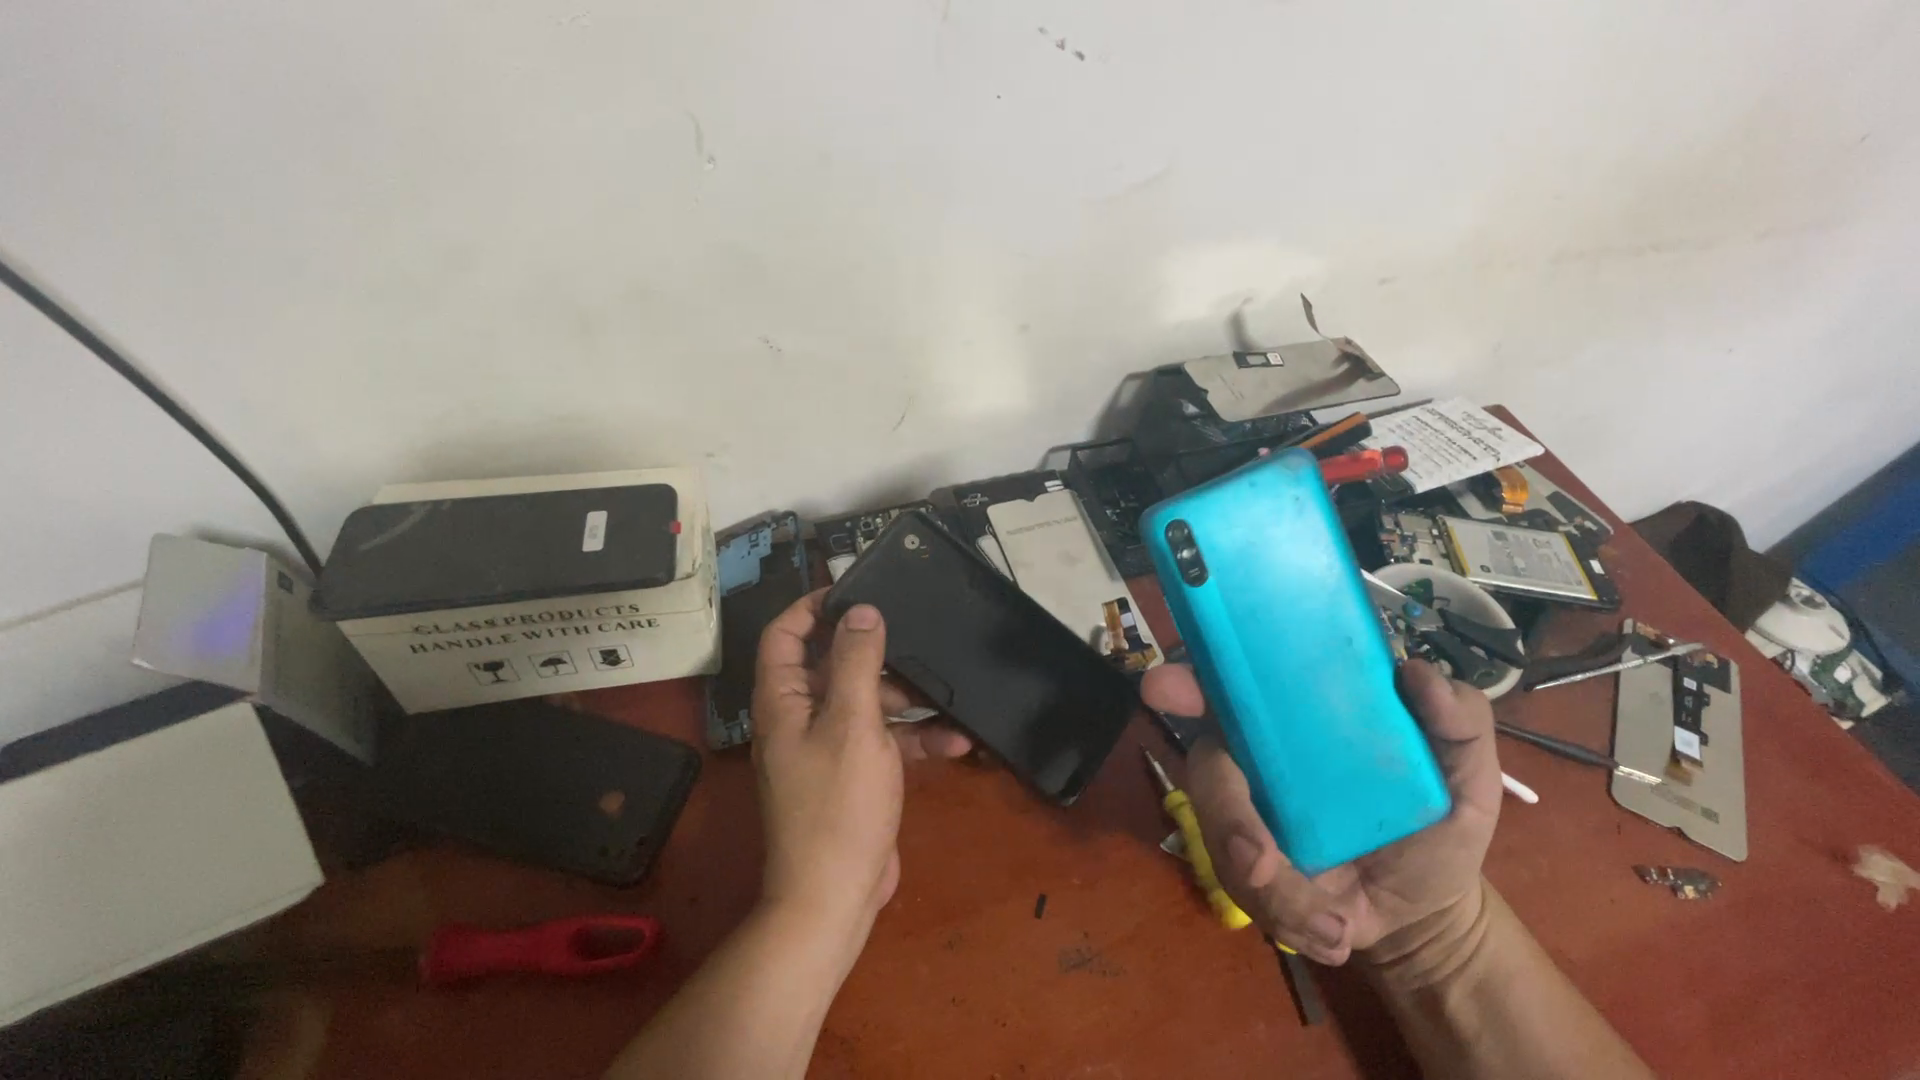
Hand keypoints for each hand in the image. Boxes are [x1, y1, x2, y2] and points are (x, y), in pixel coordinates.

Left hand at [751, 590, 970, 939]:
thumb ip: (857, 662)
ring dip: (907, 700)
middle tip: (919, 640)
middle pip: (835, 667)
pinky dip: (915, 740)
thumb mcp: (852, 723)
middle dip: (878, 656)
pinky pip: (884, 743)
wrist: (834, 896)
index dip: (812, 608)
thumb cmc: (837, 804)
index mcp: (784, 700)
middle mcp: (801, 718)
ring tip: (949, 692)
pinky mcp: (855, 776)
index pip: (785, 636)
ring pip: (867, 704)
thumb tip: (860, 610)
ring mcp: (828, 749)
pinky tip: (957, 744)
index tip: (854, 591)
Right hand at [1139, 659, 1500, 967]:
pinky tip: (1335, 934)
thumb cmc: (1434, 824)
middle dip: (1226, 815)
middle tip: (1259, 864)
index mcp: (1294, 723)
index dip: (1186, 682)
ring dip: (1273, 889)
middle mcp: (1255, 759)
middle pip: (1208, 768)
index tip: (1162, 688)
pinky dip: (1288, 917)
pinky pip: (1241, 891)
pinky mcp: (1247, 869)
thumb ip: (1458, 721)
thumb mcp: (1468, 776)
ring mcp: (1245, 815)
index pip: (1228, 687)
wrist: (1426, 912)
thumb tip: (1415, 674)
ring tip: (1334, 928)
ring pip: (1218, 838)